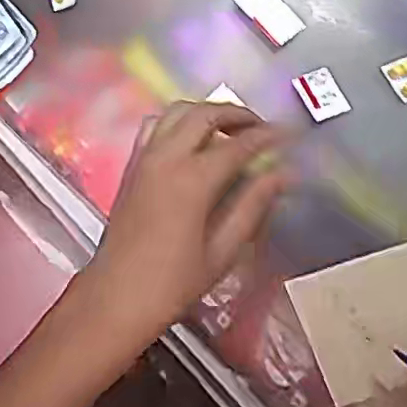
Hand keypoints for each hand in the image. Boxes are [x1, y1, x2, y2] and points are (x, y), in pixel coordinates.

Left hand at [76, 103, 291, 343]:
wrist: (117, 294)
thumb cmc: (173, 282)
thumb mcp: (222, 251)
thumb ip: (253, 206)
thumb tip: (282, 174)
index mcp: (192, 180)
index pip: (238, 144)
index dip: (267, 136)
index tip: (289, 134)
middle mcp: (166, 157)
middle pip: (204, 114)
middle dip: (237, 113)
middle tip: (262, 128)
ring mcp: (145, 157)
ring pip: (177, 111)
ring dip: (207, 112)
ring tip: (231, 130)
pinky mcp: (132, 163)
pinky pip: (156, 124)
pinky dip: (179, 120)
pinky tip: (193, 139)